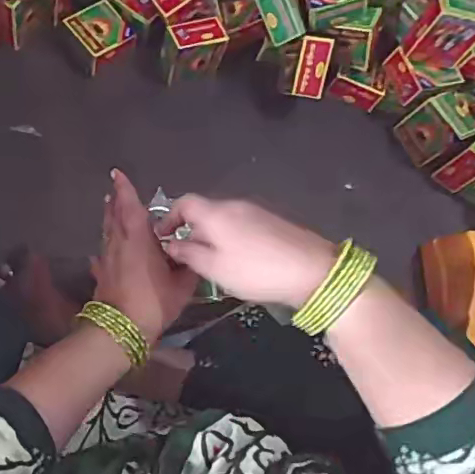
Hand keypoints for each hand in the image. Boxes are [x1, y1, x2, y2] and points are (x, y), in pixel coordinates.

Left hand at [91, 169, 198, 341]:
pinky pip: (103, 255)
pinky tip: (105, 252)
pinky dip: (107, 248)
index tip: (117, 174)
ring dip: (110, 221)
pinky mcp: (101, 275)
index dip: (124, 189)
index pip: (129, 206)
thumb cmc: (153, 302)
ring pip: (107, 233)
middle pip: (114, 217)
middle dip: (116, 203)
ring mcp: (106, 259)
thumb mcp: (181, 285)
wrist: (121, 330)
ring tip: (112, 212)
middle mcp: (118, 243)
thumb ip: (188, 266)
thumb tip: (192, 256)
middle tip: (115, 192)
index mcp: (137, 238)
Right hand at [153, 196, 339, 307]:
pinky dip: (230, 237)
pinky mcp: (273, 222)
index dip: (169, 217)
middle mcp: (235, 205)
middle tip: (184, 255)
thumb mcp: (214, 268)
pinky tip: (236, 259)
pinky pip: (241, 225)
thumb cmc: (255, 271)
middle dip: (190, 229)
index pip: (183, 202)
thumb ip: (187, 253)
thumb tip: (170, 244)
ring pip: (223, 219)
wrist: (312, 271)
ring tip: (209, 261)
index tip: (162, 237)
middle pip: (204, 210)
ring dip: (211, 235)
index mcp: (215, 212)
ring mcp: (257, 211)